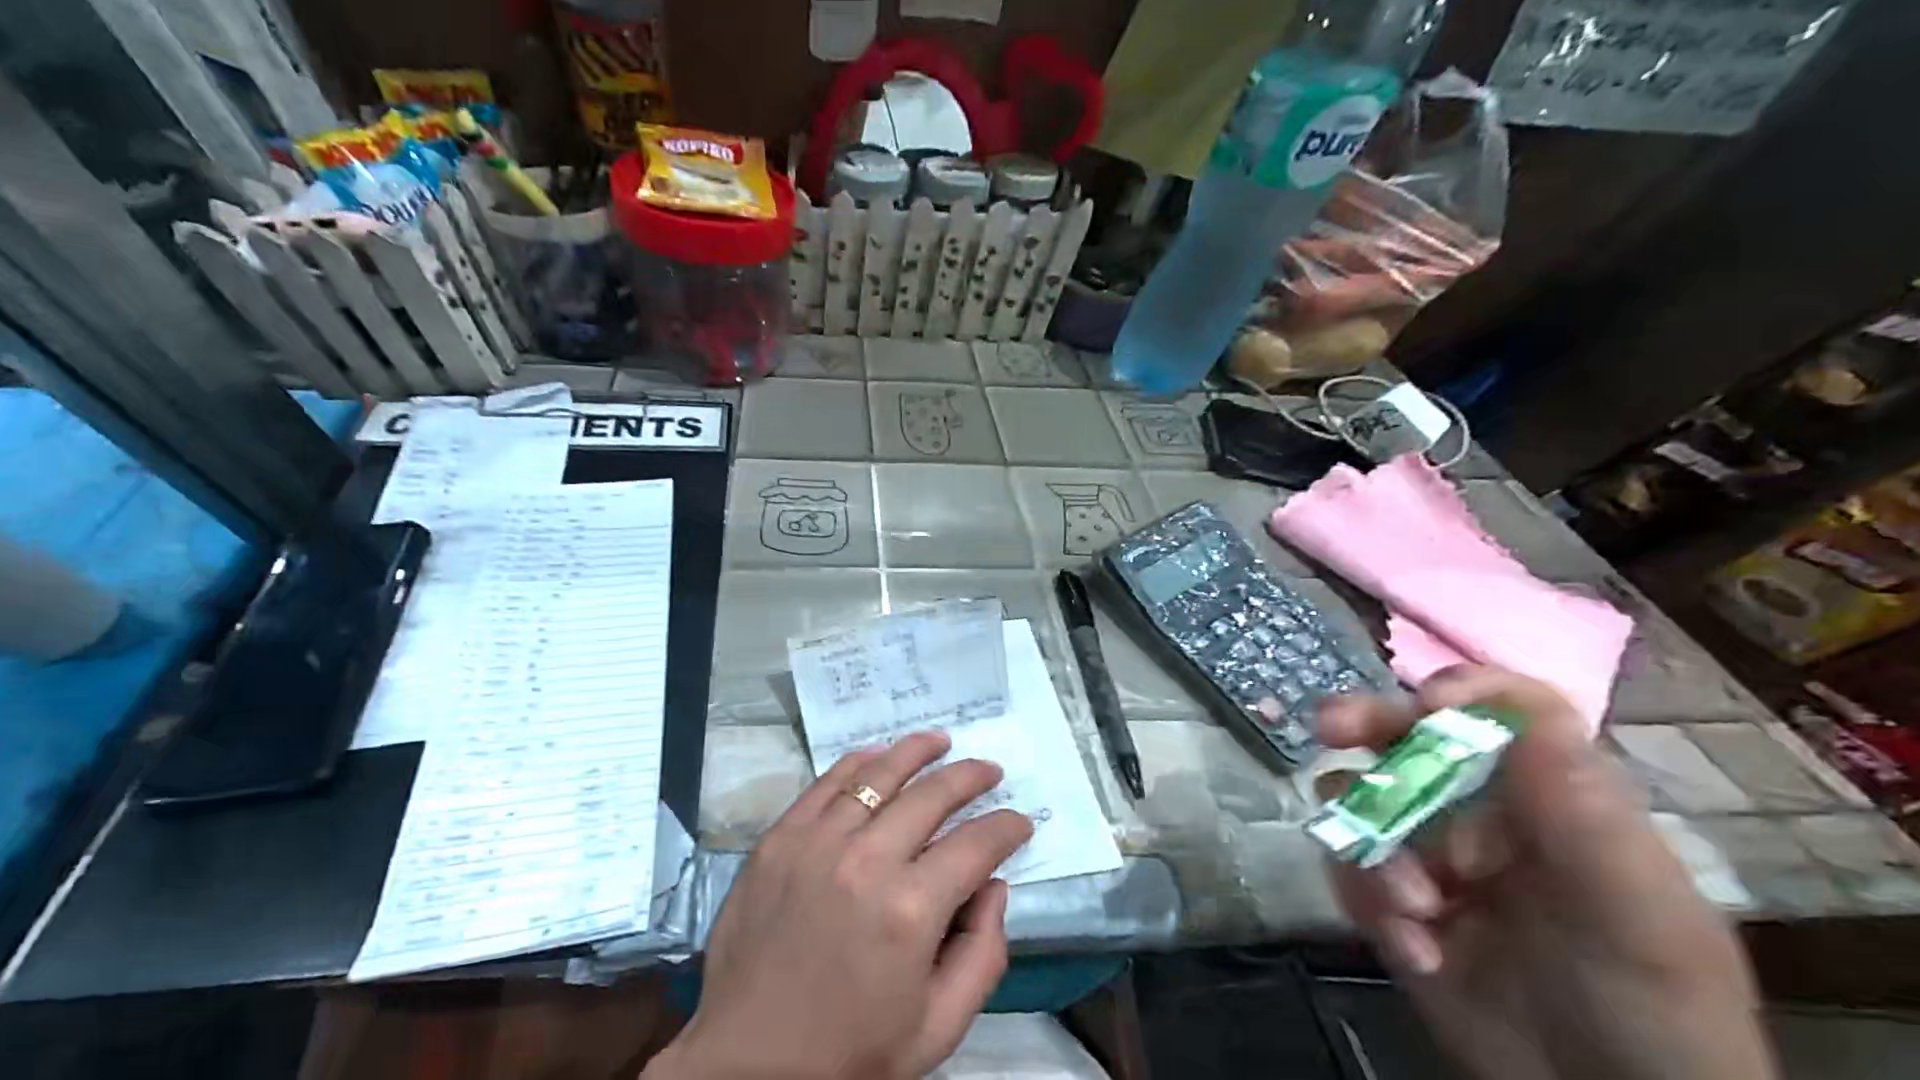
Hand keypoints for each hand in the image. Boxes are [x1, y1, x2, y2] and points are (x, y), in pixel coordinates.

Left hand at [645, 732, 1032, 1079]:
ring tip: (940, 740)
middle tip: (990, 770)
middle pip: (933, 795)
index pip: (976, 845)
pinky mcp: (778, 839)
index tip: (1019, 821)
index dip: (1007, 827)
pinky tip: (877, 755)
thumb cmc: (851, 1051)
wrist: (747, 1065)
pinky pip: (825, 784)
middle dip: (971, 777)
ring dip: (916, 751)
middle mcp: (866, 861)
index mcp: (911, 910)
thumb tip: (994, 885)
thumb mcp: (938, 1026)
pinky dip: (857, 762)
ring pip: (878, 774)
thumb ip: (984, 953)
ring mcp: (816, 843)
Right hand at [1319, 666, 1776, 1079]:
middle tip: (1326, 728)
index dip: (1468, 690)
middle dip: (1364, 725)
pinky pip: (1350, 869)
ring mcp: (1432, 853)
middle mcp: (1483, 810)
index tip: (1426, 702)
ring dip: (1374, 848)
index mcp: (1553, 797)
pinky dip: (1369, 902)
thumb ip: (1586, 819)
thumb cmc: (1654, 1012)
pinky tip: (1415, 950)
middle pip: (1411, 737)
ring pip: (1364, 803)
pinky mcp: (1393, 899)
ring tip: (1415, 911)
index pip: (1511, 712)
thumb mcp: (1638, 918)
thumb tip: (1534, 721)